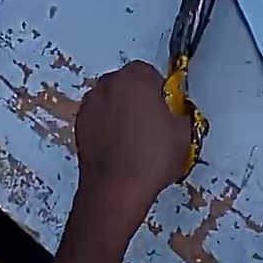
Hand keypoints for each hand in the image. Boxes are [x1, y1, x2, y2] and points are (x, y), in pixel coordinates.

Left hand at [71, 60, 194, 243]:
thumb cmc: (152, 157)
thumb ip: (181, 114)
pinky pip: (98, 117)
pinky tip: (117, 148)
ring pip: (111, 100)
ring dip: (120, 111)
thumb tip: (176, 114)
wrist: (115, 188)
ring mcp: (90, 102)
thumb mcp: (184, 134)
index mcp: (135, 77)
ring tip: (133, 139)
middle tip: (151, 125)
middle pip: (127, 83)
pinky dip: (106, 125)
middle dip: (138, 98)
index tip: (165, 112)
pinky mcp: (79, 123)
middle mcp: (108, 83)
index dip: (159, 92)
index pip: (150, 73)